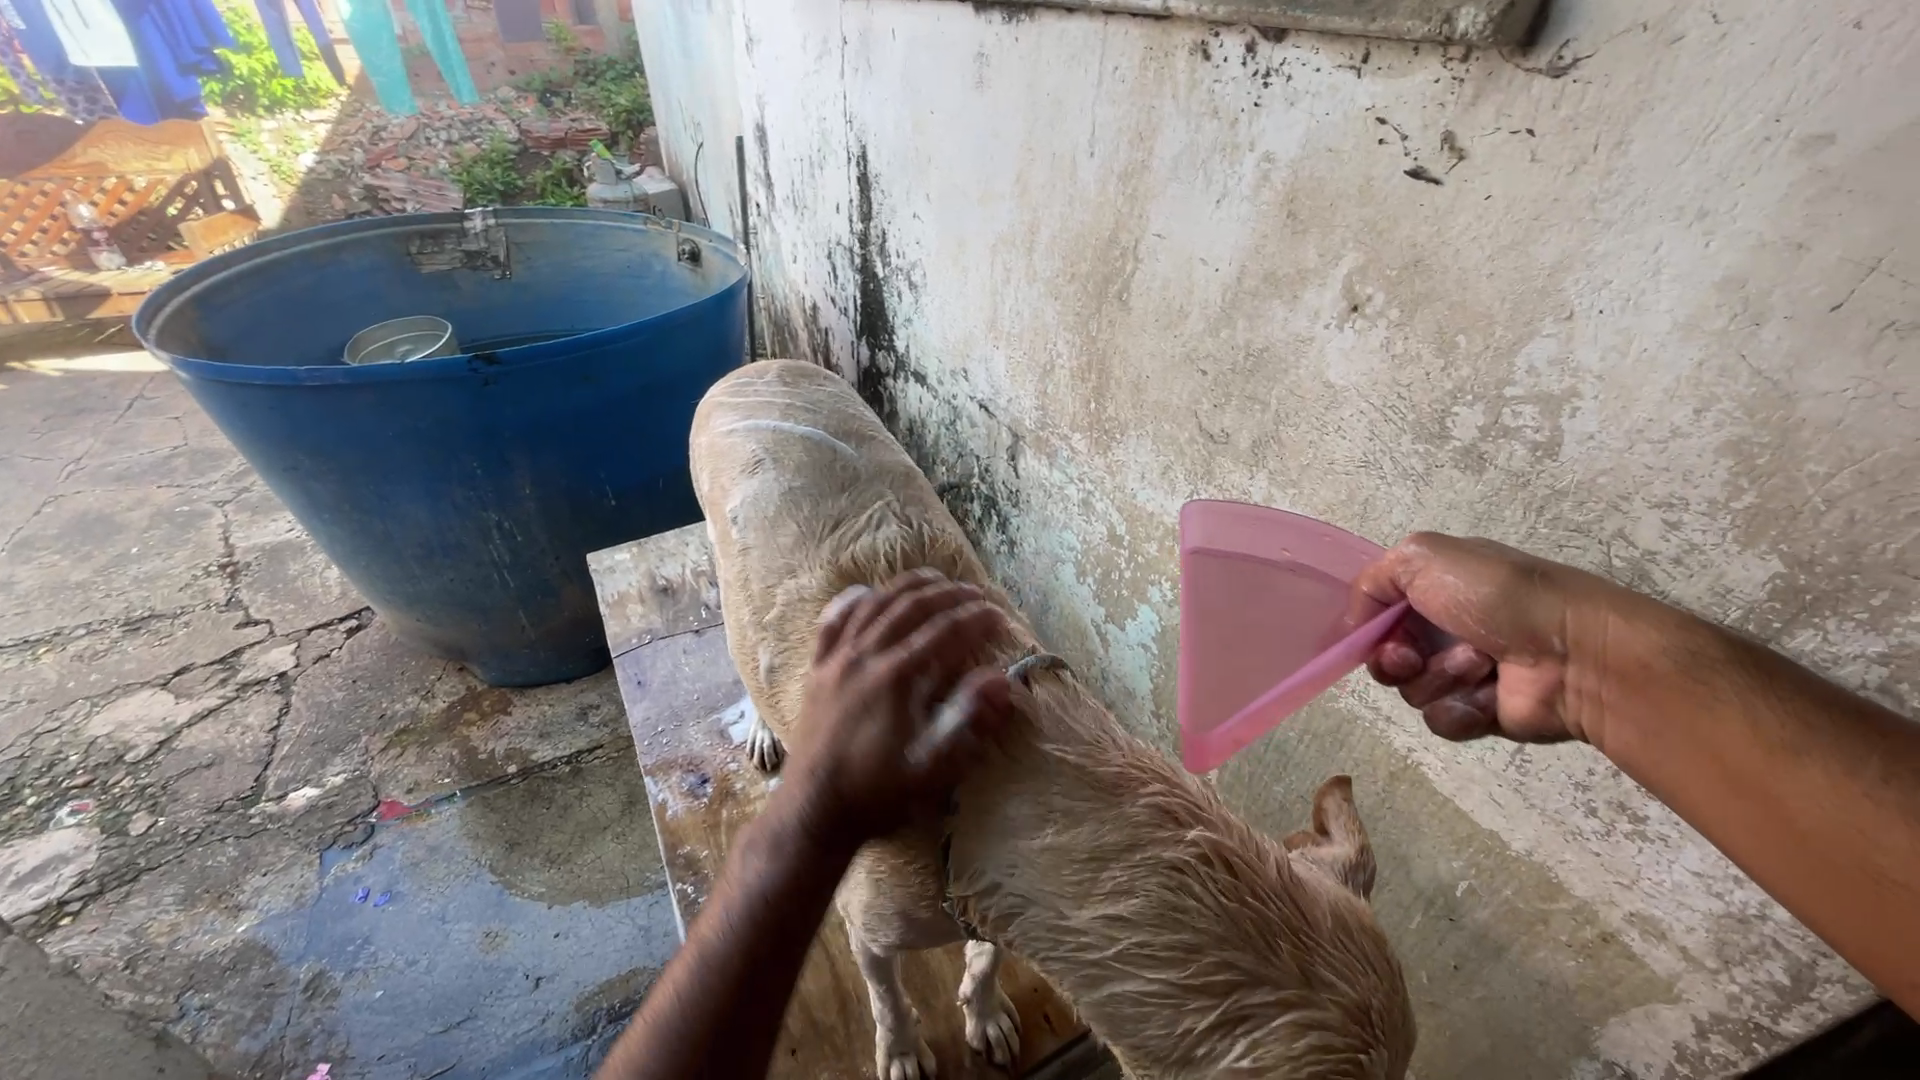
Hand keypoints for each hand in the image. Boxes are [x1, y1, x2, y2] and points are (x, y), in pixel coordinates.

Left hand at [786, 569, 1014, 844]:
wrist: (814, 812)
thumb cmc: (878, 793)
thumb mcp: (933, 767)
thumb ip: (968, 720)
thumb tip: (1001, 680)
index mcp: (897, 677)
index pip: (946, 632)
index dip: (977, 620)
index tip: (1000, 617)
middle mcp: (866, 656)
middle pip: (912, 608)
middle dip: (950, 595)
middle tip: (978, 594)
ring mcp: (837, 659)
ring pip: (876, 605)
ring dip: (910, 587)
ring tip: (937, 580)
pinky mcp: (817, 670)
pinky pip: (834, 622)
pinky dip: (854, 602)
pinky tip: (868, 593)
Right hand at [1354, 533, 1625, 743]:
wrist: (1576, 651)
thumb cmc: (1499, 595)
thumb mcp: (1421, 556)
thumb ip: (1370, 580)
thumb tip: (1354, 625)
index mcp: (1436, 592)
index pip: (1379, 614)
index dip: (1369, 627)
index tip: (1376, 632)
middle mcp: (1446, 631)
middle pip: (1386, 658)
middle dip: (1394, 659)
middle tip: (1414, 656)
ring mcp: (1464, 675)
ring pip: (1411, 691)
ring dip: (1438, 679)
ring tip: (1480, 665)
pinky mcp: (1481, 714)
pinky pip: (1440, 721)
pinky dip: (1458, 710)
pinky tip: (1487, 698)